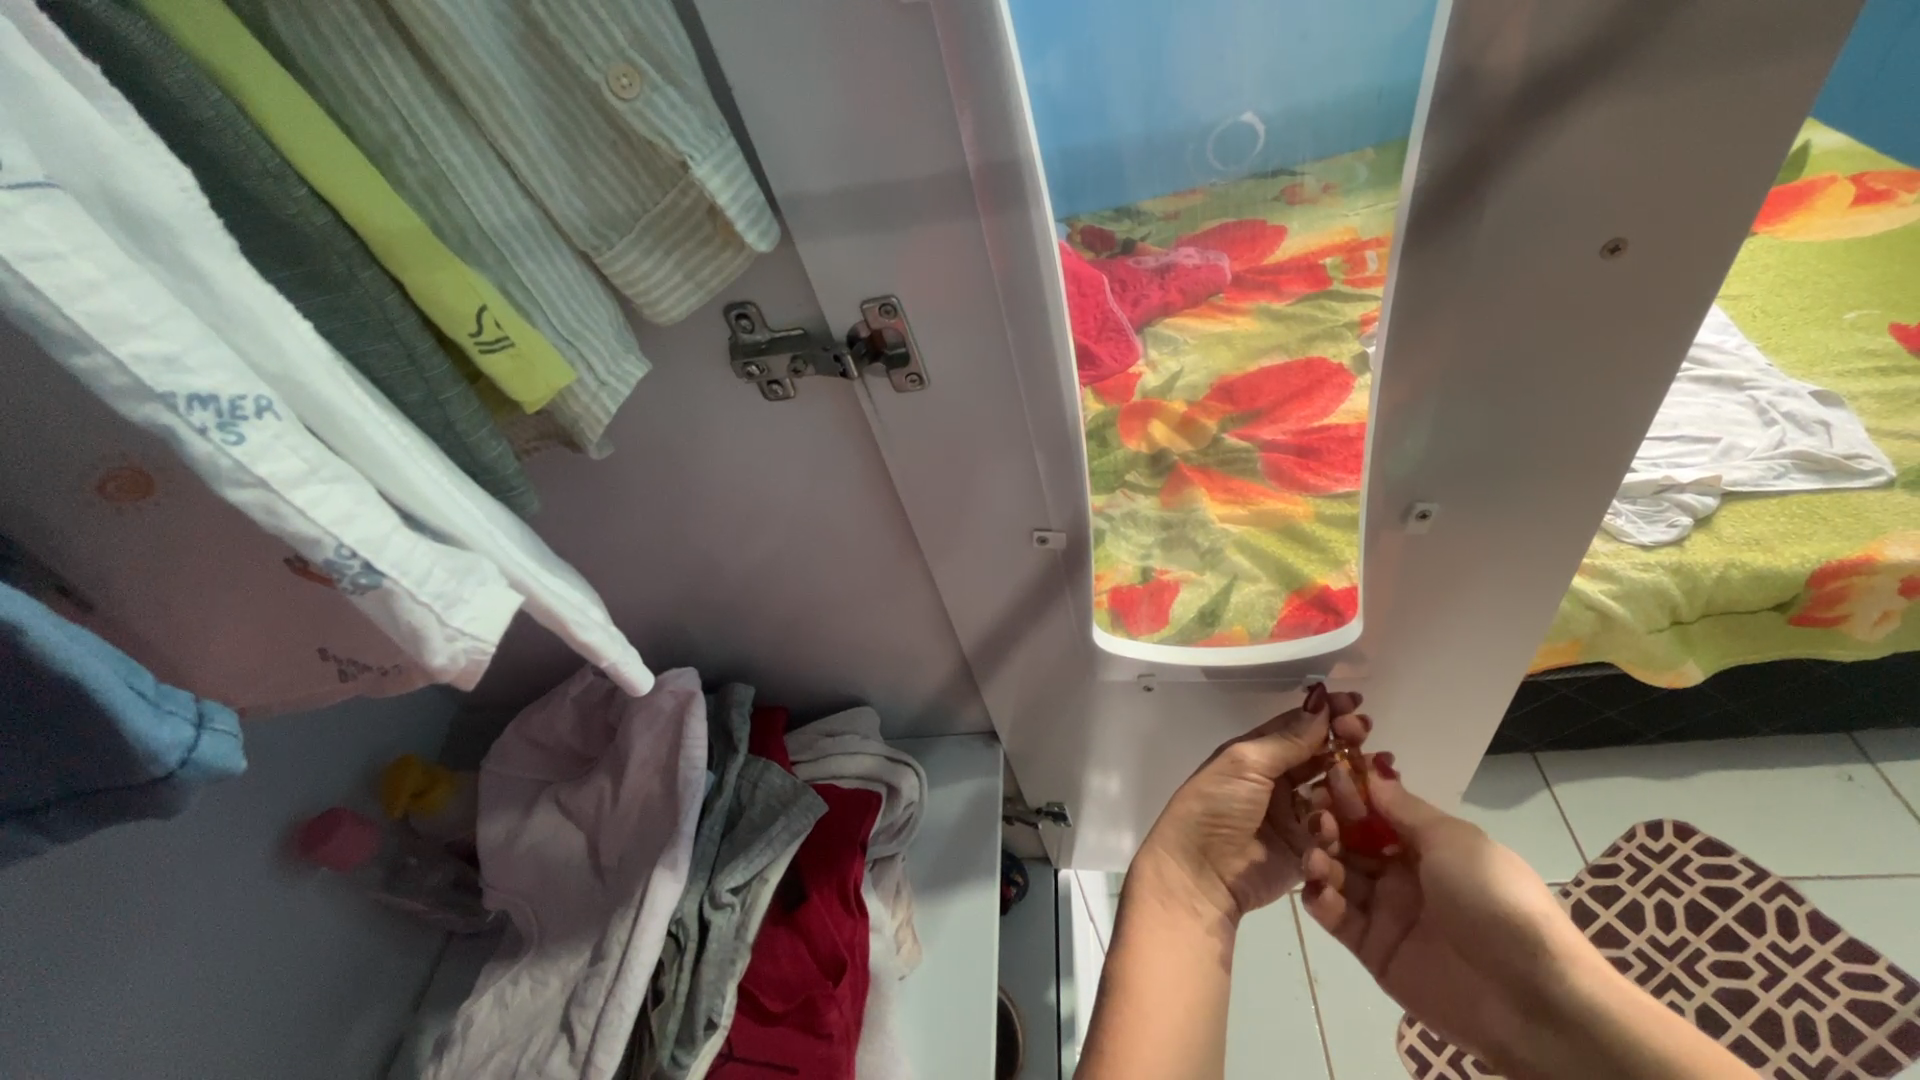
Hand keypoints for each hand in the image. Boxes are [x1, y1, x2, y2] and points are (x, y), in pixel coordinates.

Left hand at [1129, 686, 1370, 930]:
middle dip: (1343, 742)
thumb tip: (1320, 707)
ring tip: (1368, 769)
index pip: (1295, 727)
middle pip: (1318, 756)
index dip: (1324, 714)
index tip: (1355, 702)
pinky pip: (1334, 828)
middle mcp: (1274, 781)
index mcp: (1253, 754)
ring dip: (1349, 778)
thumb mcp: (1244, 764)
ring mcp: (1291, 815)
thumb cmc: (1214, 808)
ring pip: (1332, 791)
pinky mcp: (1305, 849)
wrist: (1200, 875)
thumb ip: (1286, 740)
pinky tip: (1359, 808)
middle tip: (1365, 732)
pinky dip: (1345, 817)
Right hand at [1299, 766, 1595, 1064]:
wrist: (1530, 998)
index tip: (1323, 777)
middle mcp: (1403, 874)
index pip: (1375, 811)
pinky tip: (1318, 889)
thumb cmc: (1495, 901)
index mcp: (1428, 845)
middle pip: (1349, 840)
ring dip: (1318, 857)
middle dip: (1327, 823)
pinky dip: (1319, 898)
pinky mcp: (1372, 948)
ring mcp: (1386, 911)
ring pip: (1336, 874)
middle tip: (1316, 818)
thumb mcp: (1454, 840)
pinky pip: (1336, 916)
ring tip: (1317, 858)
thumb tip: (1370, 770)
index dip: (1349, 794)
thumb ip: (1403, 808)